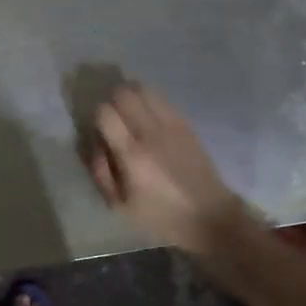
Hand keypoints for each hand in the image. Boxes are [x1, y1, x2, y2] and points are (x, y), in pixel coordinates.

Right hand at [87, 83, 249, 253]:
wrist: (211, 217)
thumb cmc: (162, 216)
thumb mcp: (121, 206)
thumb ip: (100, 172)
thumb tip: (94, 143)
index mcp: (132, 154)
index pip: (104, 112)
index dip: (96, 116)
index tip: (99, 129)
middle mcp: (150, 132)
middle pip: (124, 93)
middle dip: (112, 100)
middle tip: (113, 118)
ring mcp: (172, 125)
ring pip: (144, 89)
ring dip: (131, 95)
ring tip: (130, 112)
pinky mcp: (187, 124)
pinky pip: (162, 99)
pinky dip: (150, 101)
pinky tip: (150, 117)